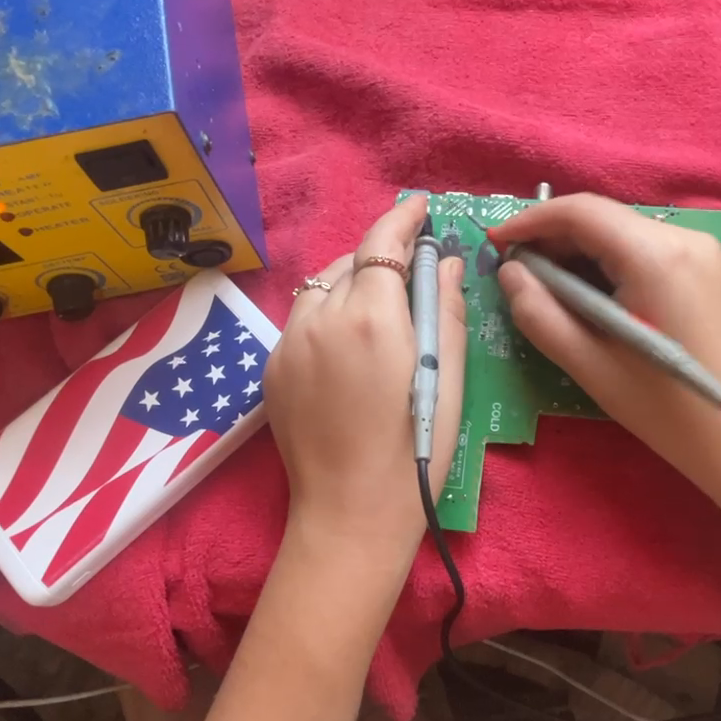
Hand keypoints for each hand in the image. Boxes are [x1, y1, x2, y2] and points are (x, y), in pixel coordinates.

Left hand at [264, 194, 465, 557]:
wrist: (350, 514)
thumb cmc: (416, 451)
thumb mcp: (448, 381)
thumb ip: (446, 311)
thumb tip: (446, 264)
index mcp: (371, 319)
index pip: (381, 243)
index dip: (402, 218)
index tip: (419, 207)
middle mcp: (321, 319)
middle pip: (350, 262)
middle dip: (380, 258)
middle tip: (410, 279)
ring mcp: (288, 344)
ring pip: (319, 288)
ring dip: (350, 283)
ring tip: (378, 311)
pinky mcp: (272, 369)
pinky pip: (302, 321)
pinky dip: (327, 315)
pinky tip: (348, 349)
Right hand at [494, 194, 720, 521]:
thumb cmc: (668, 411)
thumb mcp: (591, 366)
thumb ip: (540, 314)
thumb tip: (510, 274)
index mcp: (655, 256)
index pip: (581, 211)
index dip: (530, 221)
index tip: (494, 244)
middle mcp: (685, 238)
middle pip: (604, 219)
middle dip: (554, 240)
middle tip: (516, 274)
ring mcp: (707, 254)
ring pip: (625, 236)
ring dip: (582, 255)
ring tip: (550, 291)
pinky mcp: (714, 273)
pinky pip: (649, 253)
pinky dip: (613, 266)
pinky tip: (595, 299)